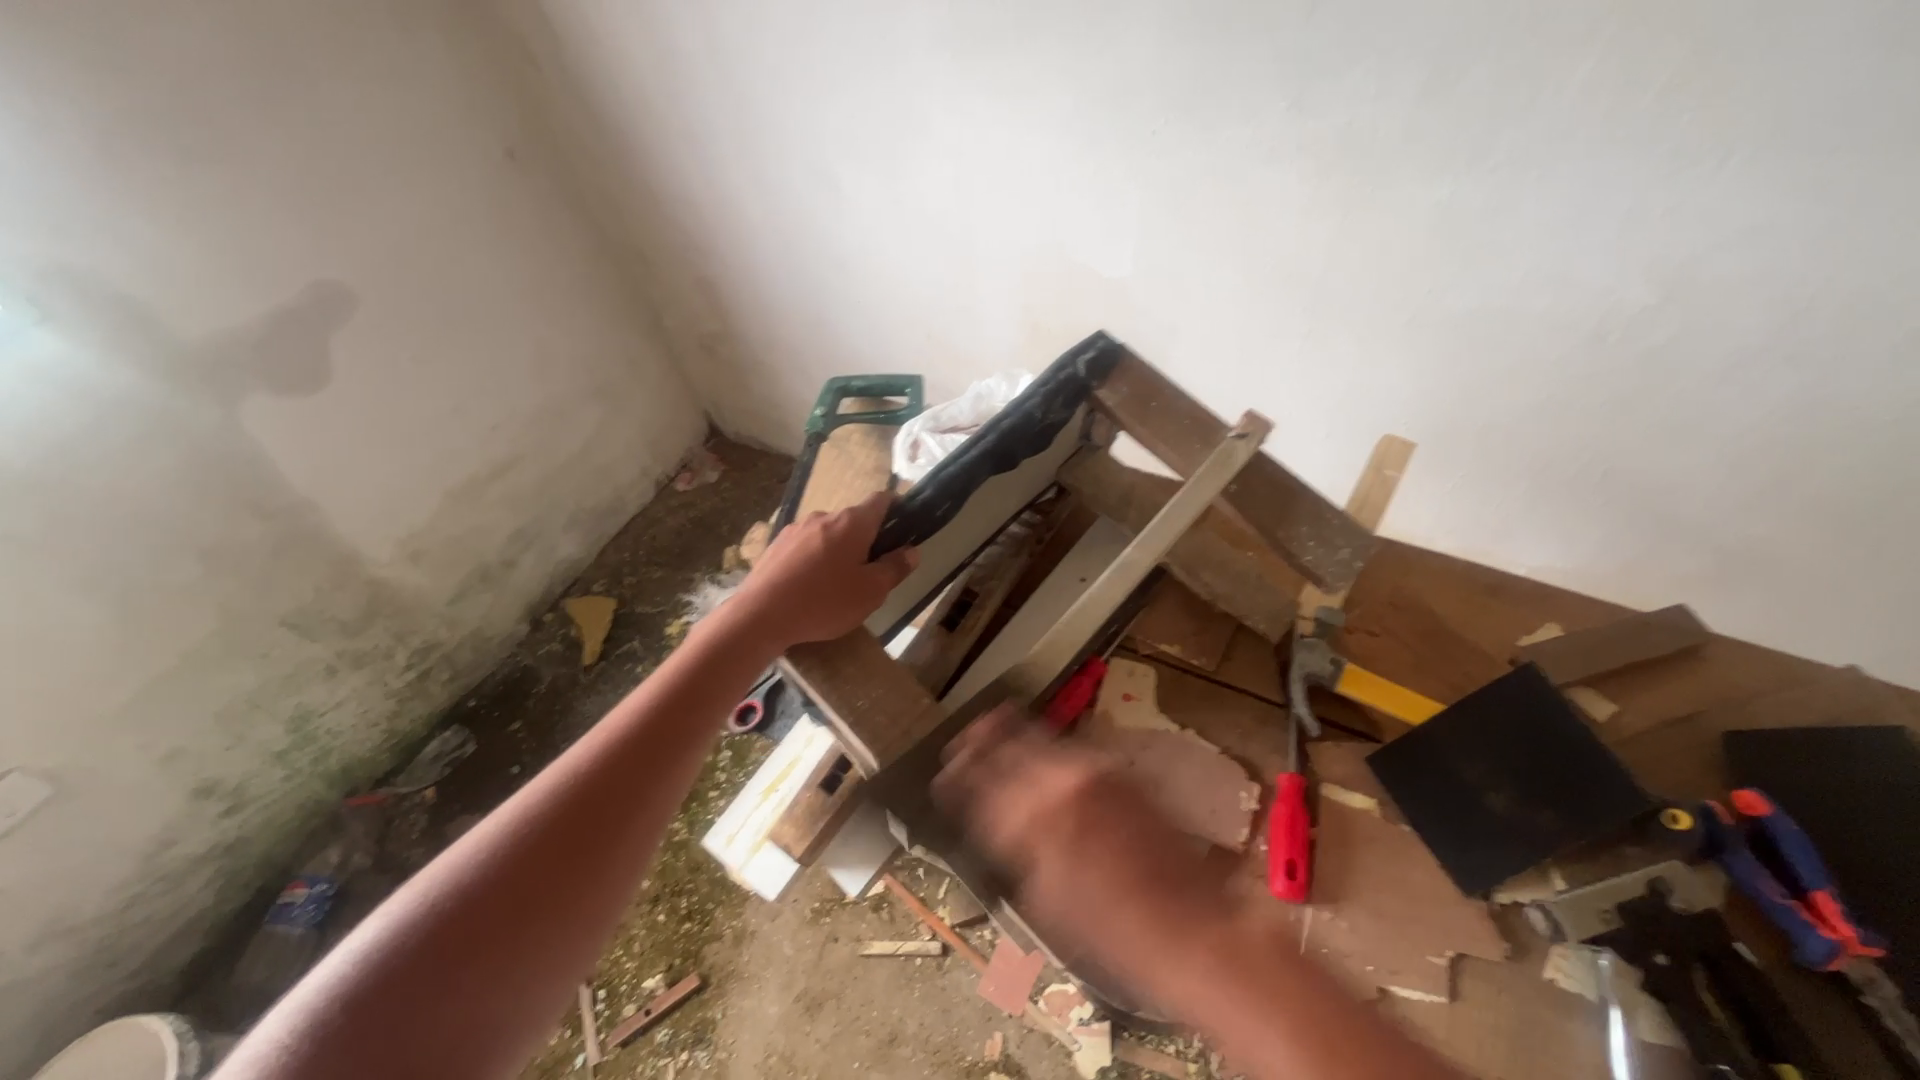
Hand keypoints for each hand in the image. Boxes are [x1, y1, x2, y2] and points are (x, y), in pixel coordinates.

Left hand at [730, 492, 918, 648]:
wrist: (760, 615)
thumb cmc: (825, 602)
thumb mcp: (871, 592)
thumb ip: (894, 568)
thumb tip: (911, 551)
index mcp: (852, 523)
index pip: (881, 500)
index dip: (895, 508)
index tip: (902, 528)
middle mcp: (823, 516)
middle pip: (853, 521)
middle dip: (865, 540)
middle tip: (868, 573)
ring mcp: (796, 529)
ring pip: (827, 535)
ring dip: (837, 552)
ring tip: (835, 586)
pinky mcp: (775, 546)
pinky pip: (804, 547)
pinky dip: (813, 561)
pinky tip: (808, 588)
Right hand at [933, 705, 1238, 1006]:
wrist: (1191, 927)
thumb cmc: (1110, 934)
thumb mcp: (1040, 901)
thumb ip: (1012, 851)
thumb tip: (995, 829)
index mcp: (1028, 818)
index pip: (976, 783)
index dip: (954, 778)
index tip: (943, 776)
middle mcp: (1057, 782)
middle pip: (1005, 744)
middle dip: (978, 741)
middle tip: (961, 742)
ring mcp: (1093, 772)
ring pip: (1038, 737)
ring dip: (1012, 735)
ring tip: (992, 730)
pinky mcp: (1122, 774)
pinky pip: (1072, 749)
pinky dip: (1050, 748)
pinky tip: (1043, 757)